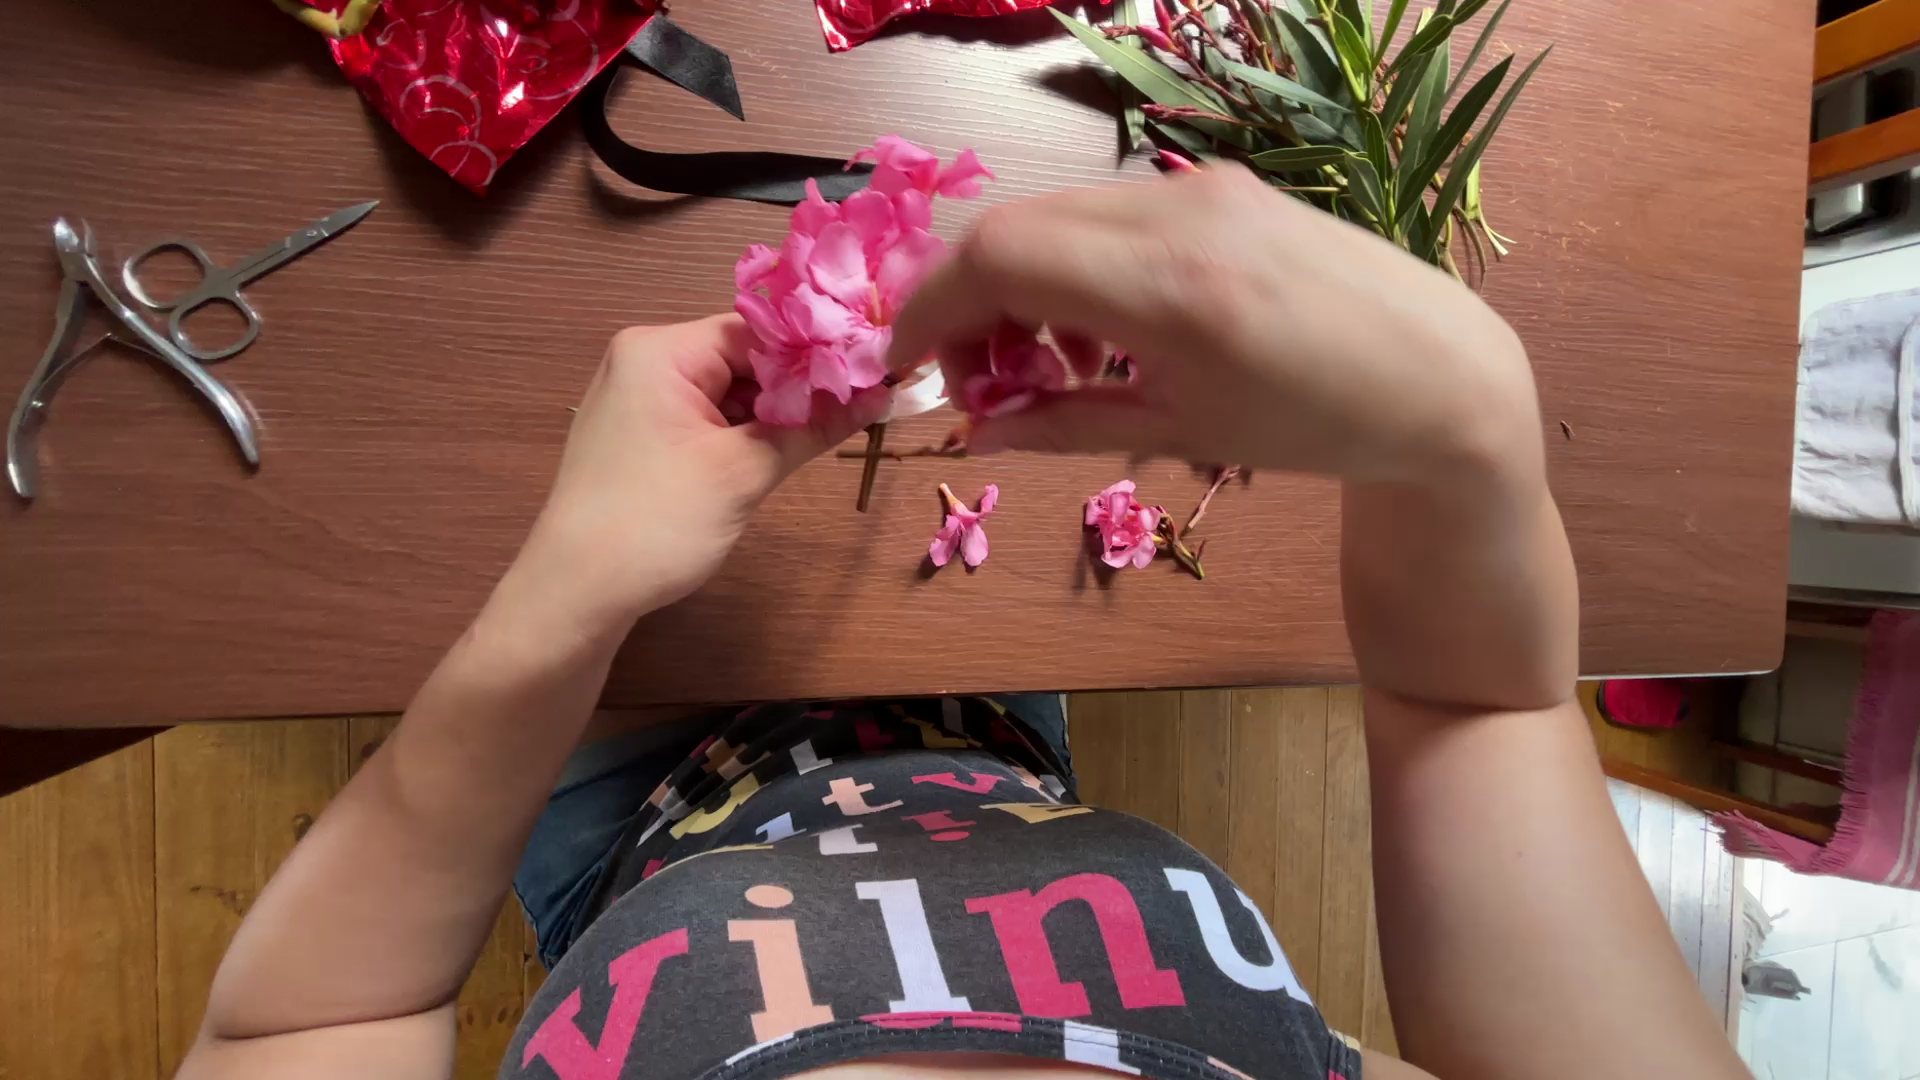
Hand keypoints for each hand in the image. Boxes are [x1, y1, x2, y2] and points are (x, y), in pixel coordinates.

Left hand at [509, 317, 887, 641]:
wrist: (579, 593)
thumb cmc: (659, 521)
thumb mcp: (745, 472)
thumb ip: (815, 428)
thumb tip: (882, 395)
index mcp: (661, 351)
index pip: (757, 332)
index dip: (815, 352)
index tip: (869, 374)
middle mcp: (647, 362)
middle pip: (744, 360)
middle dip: (798, 388)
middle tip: (858, 408)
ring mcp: (642, 400)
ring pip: (730, 393)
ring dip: (774, 416)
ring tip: (826, 433)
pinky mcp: (645, 436)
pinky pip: (709, 419)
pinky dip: (746, 435)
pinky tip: (778, 454)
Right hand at [887, 165, 1541, 486]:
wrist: (1439, 377)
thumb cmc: (1311, 427)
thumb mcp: (1176, 433)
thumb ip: (1059, 426)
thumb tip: (973, 437)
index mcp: (1168, 288)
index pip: (996, 258)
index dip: (929, 308)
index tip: (905, 366)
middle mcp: (1177, 212)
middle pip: (1009, 227)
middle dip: (965, 306)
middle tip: (979, 380)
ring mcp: (1200, 190)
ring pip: (1051, 218)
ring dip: (1014, 289)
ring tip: (1041, 365)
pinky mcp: (1217, 189)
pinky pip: (1102, 217)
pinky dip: (1066, 272)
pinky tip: (1094, 331)